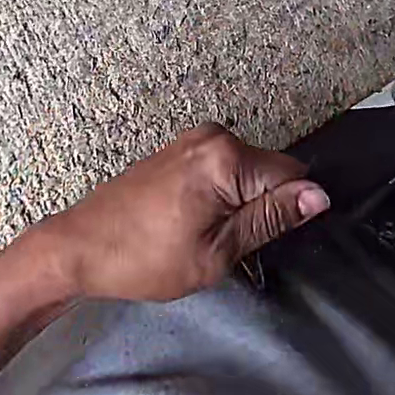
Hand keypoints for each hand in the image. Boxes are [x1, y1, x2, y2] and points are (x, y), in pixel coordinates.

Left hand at [23, 123, 329, 301]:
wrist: (75, 247)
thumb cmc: (144, 259)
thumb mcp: (216, 252)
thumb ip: (271, 218)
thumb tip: (319, 195)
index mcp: (227, 158)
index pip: (292, 174)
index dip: (289, 208)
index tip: (265, 237)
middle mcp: (216, 135)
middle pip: (270, 169)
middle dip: (264, 203)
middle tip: (229, 239)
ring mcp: (197, 136)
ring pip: (249, 168)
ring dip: (243, 197)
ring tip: (206, 229)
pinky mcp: (185, 144)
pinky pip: (227, 163)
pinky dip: (224, 188)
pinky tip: (195, 215)